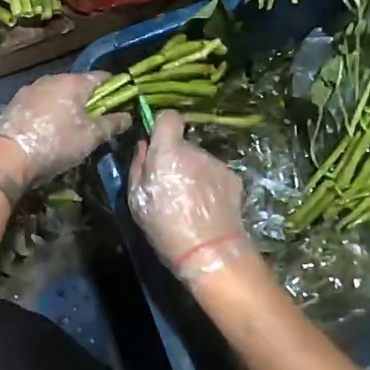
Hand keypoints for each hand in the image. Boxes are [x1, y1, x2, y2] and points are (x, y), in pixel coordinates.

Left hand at [0, 72, 131, 188]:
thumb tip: (128, 116)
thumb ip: (111, 124)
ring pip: (58, 93)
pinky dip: (49, 111)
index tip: (120, 102)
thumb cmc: (56, 143)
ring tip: (71, 126)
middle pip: (78, 85)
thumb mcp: (90, 137)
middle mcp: (52, 78)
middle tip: (97, 119)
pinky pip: (41, 102)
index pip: (102, 77)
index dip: (114, 89)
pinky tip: (49, 128)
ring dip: (67, 105)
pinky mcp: (17, 102)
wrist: (9, 155)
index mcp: (74, 82)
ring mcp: (32, 88)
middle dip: (89, 99)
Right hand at [128, 112, 256, 283]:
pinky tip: (206, 208)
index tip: (156, 145)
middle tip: (169, 187)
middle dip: (175, 158)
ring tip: (188, 203)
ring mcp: (217, 164)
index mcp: (168, 152)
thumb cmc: (165, 227)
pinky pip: (214, 174)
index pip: (168, 117)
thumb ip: (138, 166)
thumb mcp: (137, 199)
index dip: (161, 127)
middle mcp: (195, 151)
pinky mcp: (233, 179)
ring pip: (199, 160)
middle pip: (183, 144)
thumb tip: (144, 145)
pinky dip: (209, 185)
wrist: (210, 252)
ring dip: (192, 173)